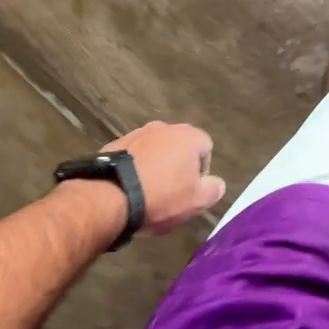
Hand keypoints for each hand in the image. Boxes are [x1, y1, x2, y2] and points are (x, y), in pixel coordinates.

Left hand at [105, 121, 224, 234]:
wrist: (112, 195)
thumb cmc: (161, 197)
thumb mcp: (196, 201)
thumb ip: (213, 189)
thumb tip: (217, 183)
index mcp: (188, 136)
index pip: (206, 147)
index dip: (202, 170)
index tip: (191, 190)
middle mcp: (165, 127)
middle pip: (180, 146)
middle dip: (178, 165)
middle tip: (172, 191)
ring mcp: (138, 132)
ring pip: (156, 148)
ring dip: (156, 164)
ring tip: (148, 190)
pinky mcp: (116, 143)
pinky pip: (134, 154)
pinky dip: (136, 166)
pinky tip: (130, 186)